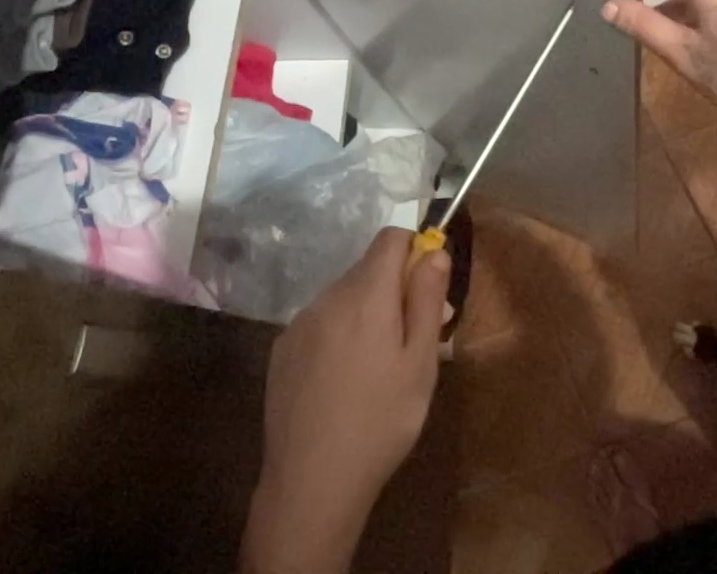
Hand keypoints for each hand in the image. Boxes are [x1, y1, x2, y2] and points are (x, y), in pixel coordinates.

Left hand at [242, 228, 451, 573]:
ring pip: (343, 298)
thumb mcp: (419, 365)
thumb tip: (434, 252)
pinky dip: (337, 335)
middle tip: (413, 342)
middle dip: (394, 291)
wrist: (311, 479)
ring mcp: (300, 322)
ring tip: (377, 370)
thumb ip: (426, 301)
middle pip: (367, 270)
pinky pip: (320, 323)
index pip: (390, 238)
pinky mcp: (282, 347)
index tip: (428, 289)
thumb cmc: (381, 422)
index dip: (414, 251)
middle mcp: (328, 297)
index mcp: (365, 295)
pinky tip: (342, 381)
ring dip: (365, 314)